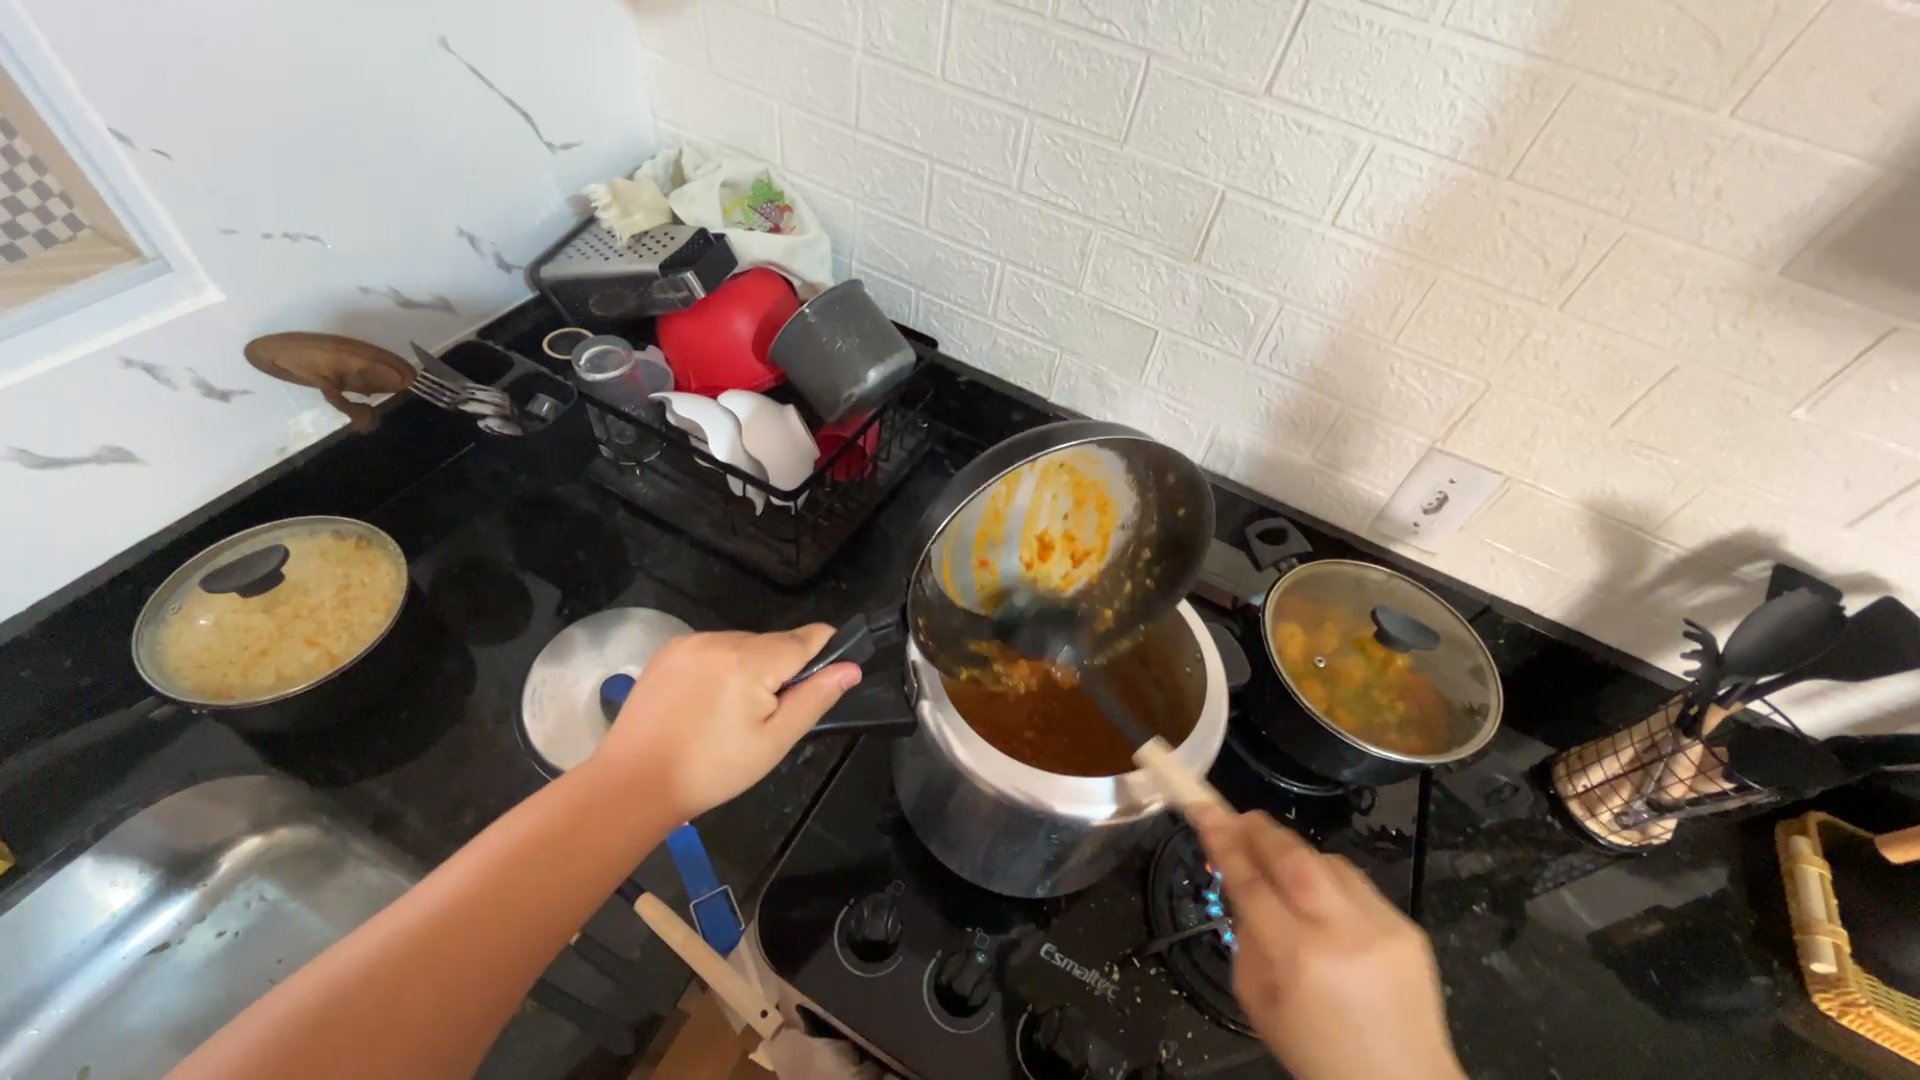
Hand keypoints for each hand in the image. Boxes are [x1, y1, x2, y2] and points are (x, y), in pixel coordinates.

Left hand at [593, 625, 860, 819]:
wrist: (633, 783)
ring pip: (744, 646)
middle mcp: (721, 639)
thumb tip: (851, 668)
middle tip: (765, 718)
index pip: (808, 636)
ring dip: (751, 669)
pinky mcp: (669, 650)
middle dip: (782, 671)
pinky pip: (714, 649)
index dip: (825, 654)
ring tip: (731, 715)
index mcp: (751, 660)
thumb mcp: (775, 740)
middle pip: (775, 643)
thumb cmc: (713, 769)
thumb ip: (816, 698)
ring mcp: (691, 642)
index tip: (820, 685)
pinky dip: (721, 669)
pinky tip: (706, 705)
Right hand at [1192, 808, 1464, 1079]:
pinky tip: (1319, 897)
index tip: (1206, 813)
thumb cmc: (1318, 1052)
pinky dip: (1329, 879)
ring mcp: (1381, 925)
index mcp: (1299, 957)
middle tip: (1237, 817)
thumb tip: (1244, 887)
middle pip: (1294, 857)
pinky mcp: (1407, 927)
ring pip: (1327, 861)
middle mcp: (1343, 932)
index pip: (1251, 883)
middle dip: (1260, 831)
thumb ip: (1247, 938)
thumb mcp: (1259, 1001)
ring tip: (1275, 859)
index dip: (1224, 843)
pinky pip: (1356, 884)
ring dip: (1295, 853)